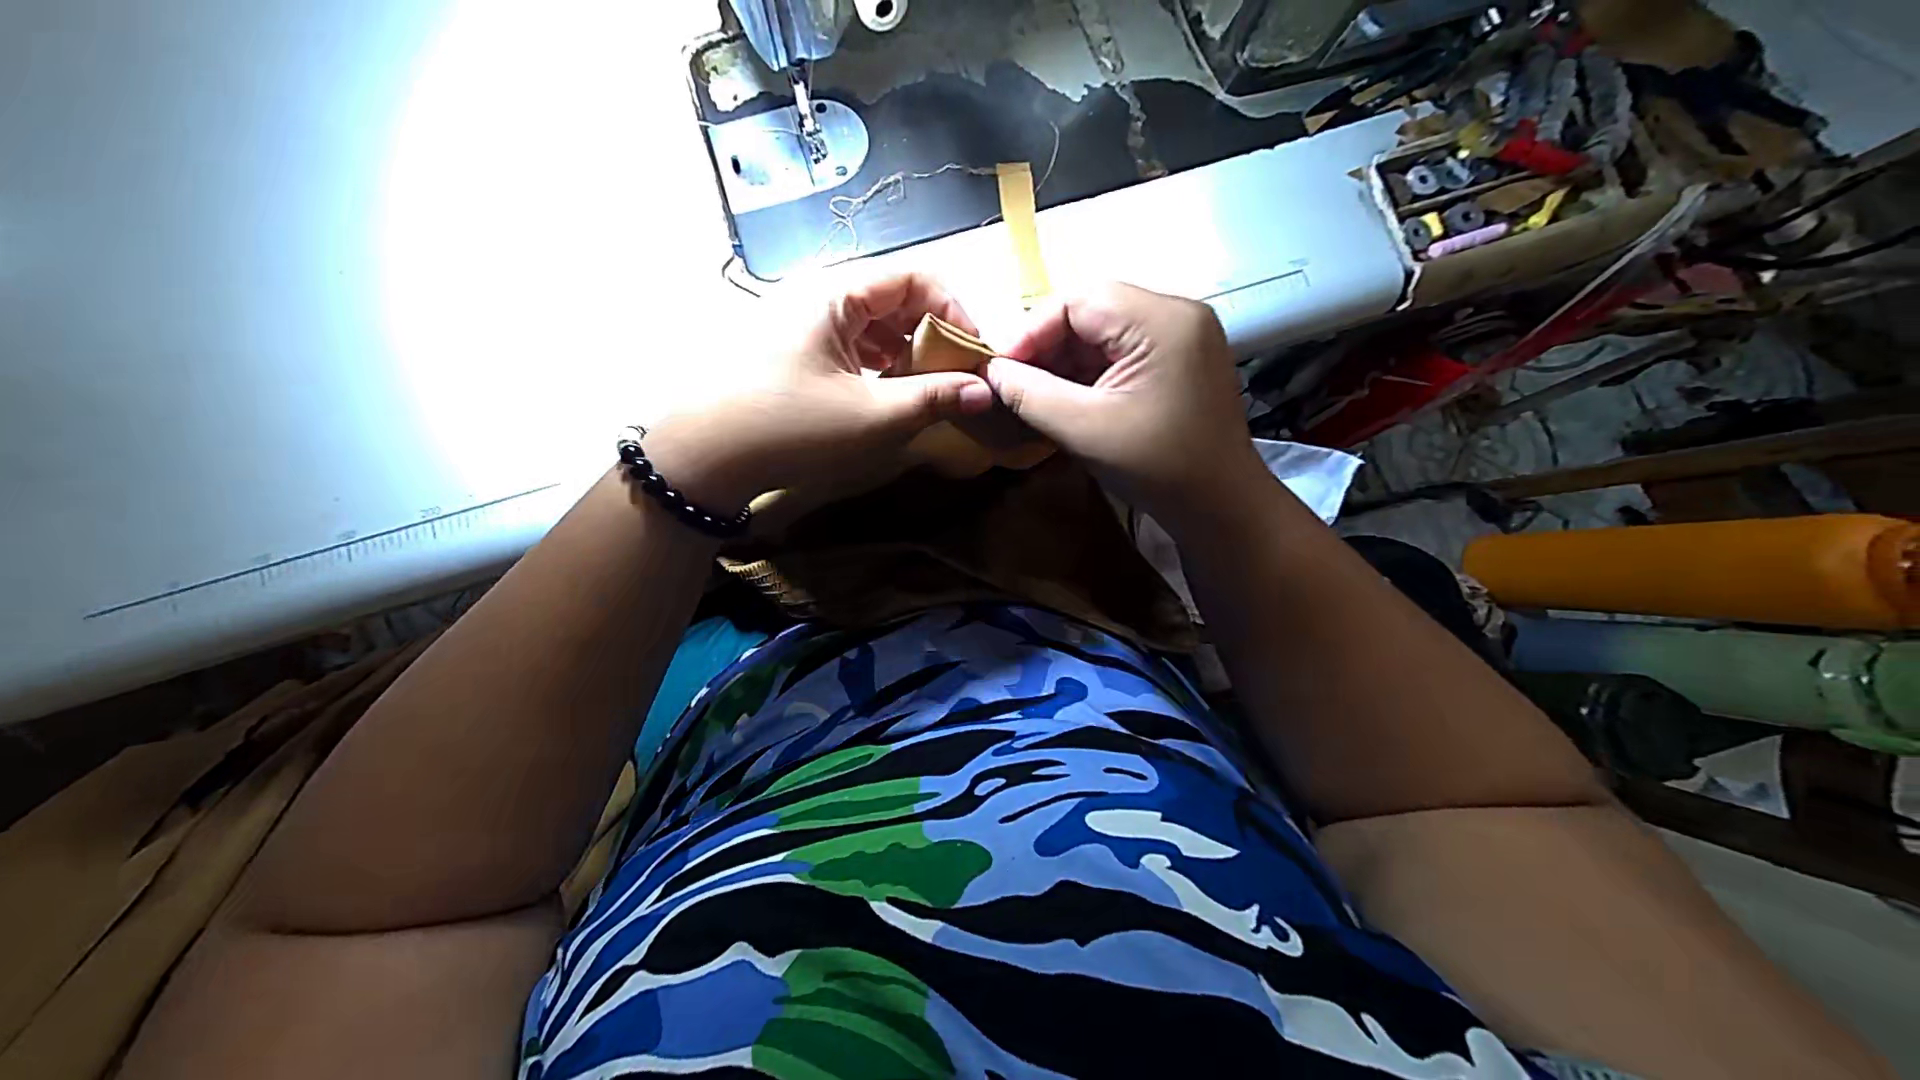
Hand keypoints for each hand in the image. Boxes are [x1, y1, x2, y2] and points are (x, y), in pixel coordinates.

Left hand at [644, 274, 995, 513]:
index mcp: (836, 294)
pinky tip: (880, 394)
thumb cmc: (790, 427)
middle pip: (893, 298)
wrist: (702, 458)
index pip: (916, 277)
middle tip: (950, 378)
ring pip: (869, 323)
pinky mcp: (787, 349)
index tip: (974, 354)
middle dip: (930, 336)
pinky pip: (845, 343)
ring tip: (918, 390)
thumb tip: (985, 392)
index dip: (955, 311)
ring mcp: (797, 321)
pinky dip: (873, 364)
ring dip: (902, 353)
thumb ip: (934, 398)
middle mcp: (816, 295)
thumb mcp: (872, 416)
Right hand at [987, 282, 1266, 521]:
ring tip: (1035, 394)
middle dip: (1047, 347)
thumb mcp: (1083, 429)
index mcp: (1162, 320)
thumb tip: (991, 371)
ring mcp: (1182, 337)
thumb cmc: (1157, 468)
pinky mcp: (1180, 361)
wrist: (1221, 507)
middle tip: (1015, 383)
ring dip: (1066, 362)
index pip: (1078, 301)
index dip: (1031, 331)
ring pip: (1105, 333)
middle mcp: (1177, 315)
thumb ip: (1030, 394)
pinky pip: (1123, 352)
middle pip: (1093, 311)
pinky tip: (1067, 400)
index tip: (1001, 369)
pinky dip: (1090, 373)